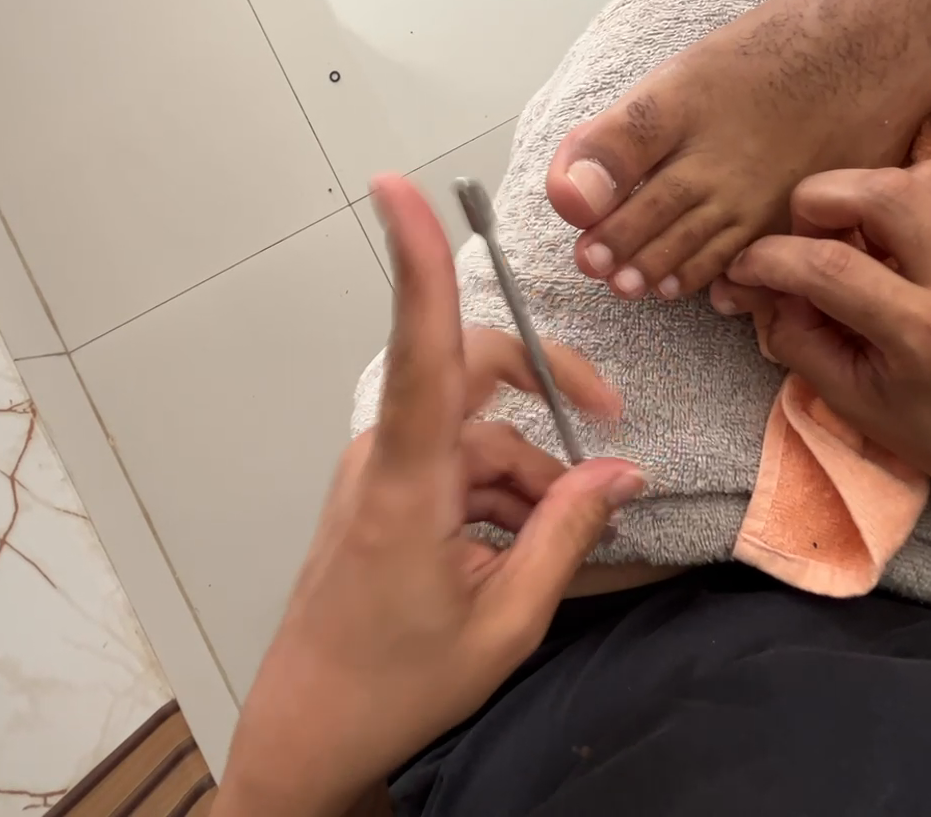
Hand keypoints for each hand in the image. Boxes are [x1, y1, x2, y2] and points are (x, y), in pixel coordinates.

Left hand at [218, 175, 644, 816]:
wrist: (308, 738)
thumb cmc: (397, 687)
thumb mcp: (506, 618)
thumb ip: (567, 534)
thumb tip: (623, 474)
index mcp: (409, 484)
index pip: (420, 352)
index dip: (415, 265)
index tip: (395, 191)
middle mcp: (390, 457)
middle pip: (476, 378)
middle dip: (549, 394)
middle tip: (610, 424)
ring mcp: (385, 471)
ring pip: (481, 434)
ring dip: (530, 476)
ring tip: (556, 542)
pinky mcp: (386, 488)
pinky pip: (460, 462)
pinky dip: (502, 492)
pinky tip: (520, 544)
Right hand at [712, 162, 930, 514]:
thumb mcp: (847, 398)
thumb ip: (793, 335)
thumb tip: (752, 284)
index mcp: (923, 333)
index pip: (827, 267)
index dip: (767, 259)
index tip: (742, 271)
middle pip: (878, 193)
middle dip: (816, 208)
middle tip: (809, 249)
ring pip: (913, 175)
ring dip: (861, 196)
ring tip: (853, 240)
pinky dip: (910, 190)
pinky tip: (897, 229)